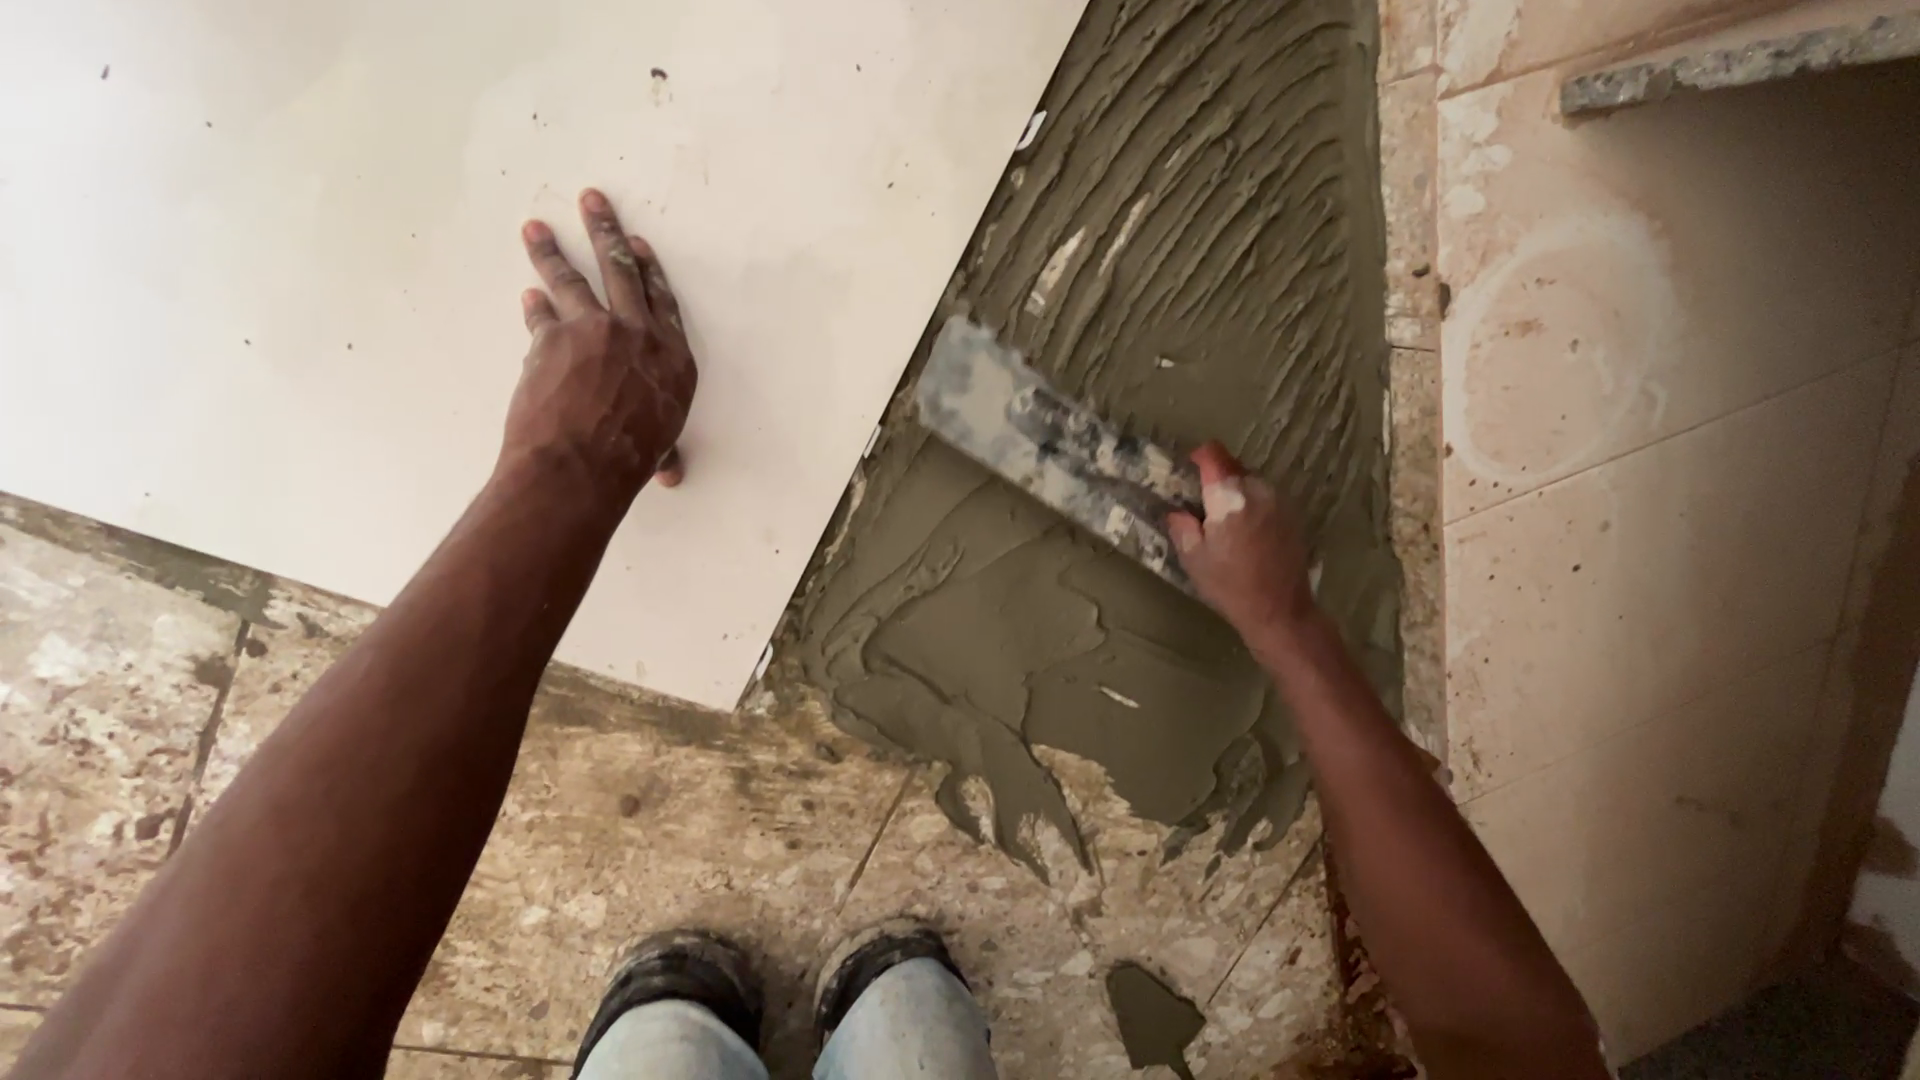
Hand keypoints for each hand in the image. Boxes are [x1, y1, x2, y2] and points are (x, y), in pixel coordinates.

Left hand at [500, 188, 696, 501]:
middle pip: (621, 270)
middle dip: (605, 230)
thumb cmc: (632, 459)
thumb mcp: (660, 448)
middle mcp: (637, 334)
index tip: (638, 243)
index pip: (661, 301)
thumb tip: (669, 473)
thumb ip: (664, 448)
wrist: (582, 463)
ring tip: (536, 228)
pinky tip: (529, 294)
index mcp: (673, 358)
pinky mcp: (550, 339)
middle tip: (591, 199)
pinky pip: (541, 316)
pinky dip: (534, 305)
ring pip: (572, 279)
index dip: (650, 270)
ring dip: (552, 250)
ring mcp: (592, 331)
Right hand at [1168, 441, 1315, 638]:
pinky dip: (1252, 504)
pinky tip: (1245, 531)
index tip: (1188, 469)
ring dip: (1235, 492)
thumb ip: (1182, 527)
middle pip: (1233, 467)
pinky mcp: (1293, 514)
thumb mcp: (1193, 558)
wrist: (1280, 610)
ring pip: (1251, 481)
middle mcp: (1258, 489)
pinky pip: (1266, 497)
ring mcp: (1279, 501)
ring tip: (1224, 521)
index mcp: (1229, 496)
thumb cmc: (1230, 585)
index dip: (1199, 457)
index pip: (1213, 455)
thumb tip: (1177, 511)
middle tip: (1202, 503)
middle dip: (1216, 478)